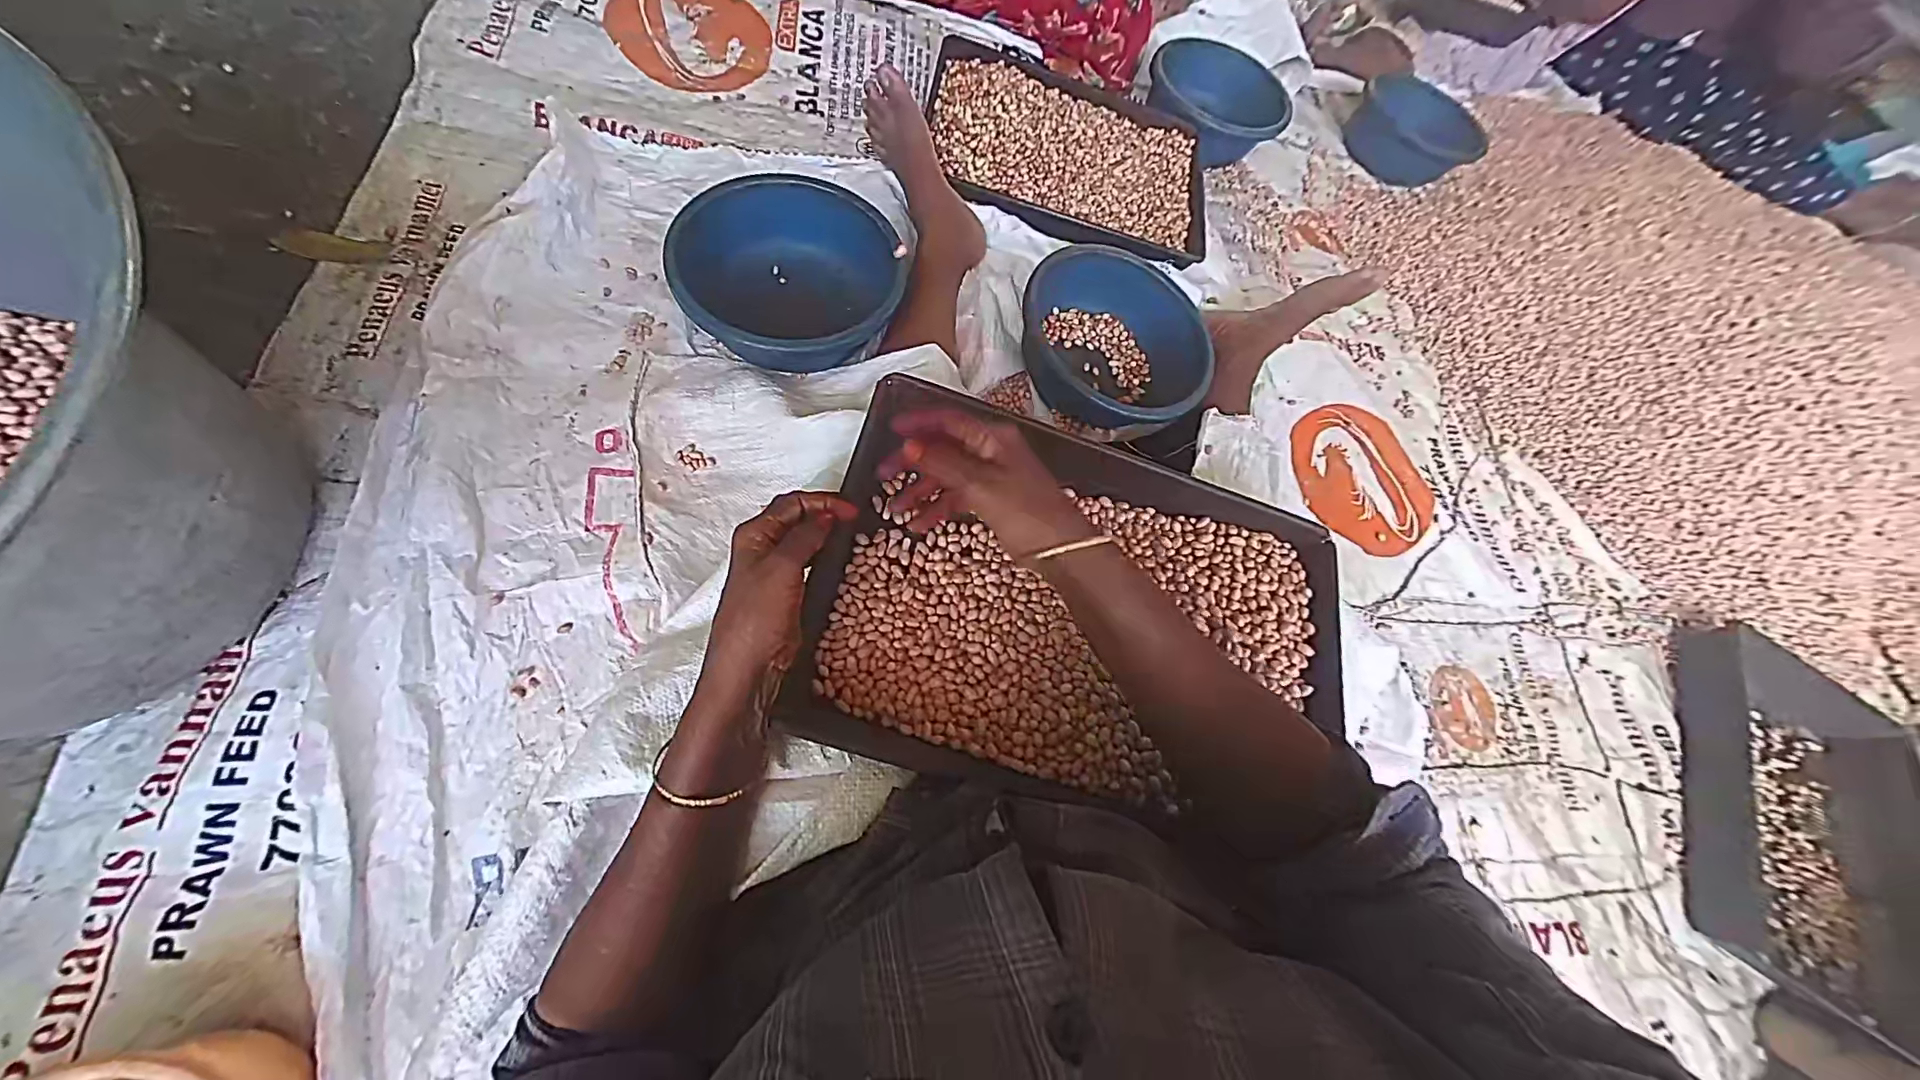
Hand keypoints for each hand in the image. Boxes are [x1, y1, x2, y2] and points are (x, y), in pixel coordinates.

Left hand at [698, 491, 857, 710]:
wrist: (748, 667)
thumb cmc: (754, 620)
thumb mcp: (782, 568)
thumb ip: (805, 536)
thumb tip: (826, 515)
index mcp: (753, 535)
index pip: (792, 503)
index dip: (823, 502)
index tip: (851, 510)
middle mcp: (761, 549)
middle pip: (797, 518)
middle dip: (826, 512)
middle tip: (855, 517)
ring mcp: (774, 571)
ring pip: (804, 541)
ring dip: (827, 534)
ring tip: (852, 534)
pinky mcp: (786, 593)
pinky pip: (809, 564)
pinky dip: (825, 556)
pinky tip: (839, 560)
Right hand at [877, 410, 1095, 557]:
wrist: (1061, 548)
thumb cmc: (1028, 512)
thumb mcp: (979, 485)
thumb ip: (943, 463)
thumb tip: (910, 445)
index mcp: (992, 437)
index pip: (948, 420)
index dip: (918, 423)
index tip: (891, 429)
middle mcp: (992, 451)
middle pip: (943, 448)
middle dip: (912, 463)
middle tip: (884, 475)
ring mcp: (992, 475)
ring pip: (947, 475)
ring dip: (921, 492)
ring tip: (896, 510)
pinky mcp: (993, 498)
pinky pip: (958, 496)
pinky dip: (939, 508)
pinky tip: (921, 524)